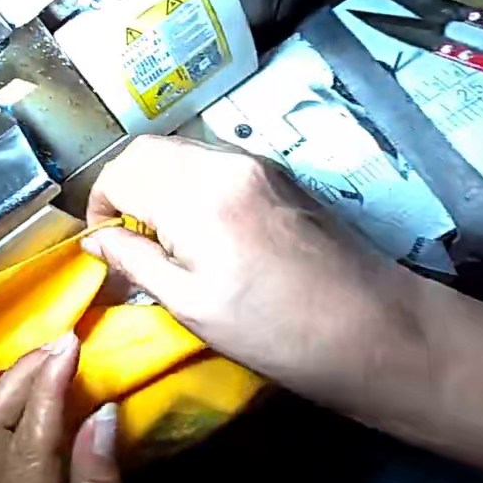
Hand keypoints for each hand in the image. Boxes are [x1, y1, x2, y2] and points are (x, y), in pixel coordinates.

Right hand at [81, 135, 428, 410]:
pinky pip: (204, 157)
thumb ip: (134, 262)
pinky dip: (180, 178)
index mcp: (199, 199)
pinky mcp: (270, 170)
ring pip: (172, 148)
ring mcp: (251, 162)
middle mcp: (222, 165)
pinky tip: (194, 220)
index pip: (119, 174)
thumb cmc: (282, 333)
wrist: (387, 333)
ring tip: (161, 229)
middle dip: (120, 186)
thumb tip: (95, 240)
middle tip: (127, 232)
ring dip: (150, 179)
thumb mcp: (192, 307)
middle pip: (142, 150)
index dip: (100, 206)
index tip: (107, 241)